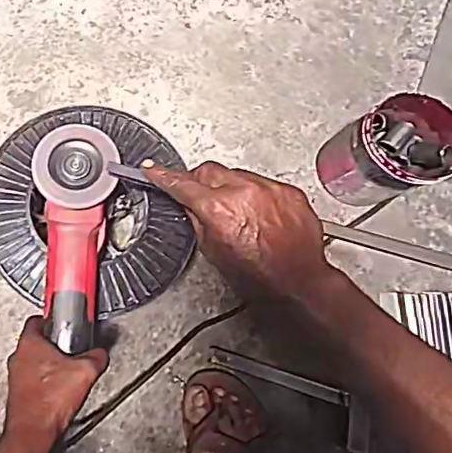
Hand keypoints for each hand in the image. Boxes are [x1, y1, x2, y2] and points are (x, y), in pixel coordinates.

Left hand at [0, 317, 108, 452]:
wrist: (33, 433)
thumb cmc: (48, 402)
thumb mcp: (84, 372)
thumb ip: (95, 357)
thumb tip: (100, 354)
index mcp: (29, 343)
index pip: (36, 320)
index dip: (52, 319)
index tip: (63, 322)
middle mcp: (18, 357)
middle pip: (36, 341)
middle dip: (53, 344)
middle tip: (69, 348)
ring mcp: (15, 376)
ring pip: (33, 360)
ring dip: (48, 364)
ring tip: (66, 371)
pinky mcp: (18, 392)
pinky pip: (31, 378)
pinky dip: (44, 380)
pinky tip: (58, 390)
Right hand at [143, 161, 336, 299]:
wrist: (298, 282)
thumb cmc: (259, 277)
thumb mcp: (214, 251)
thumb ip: (197, 221)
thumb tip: (189, 204)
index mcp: (219, 208)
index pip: (183, 184)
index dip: (163, 176)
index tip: (153, 170)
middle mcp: (244, 192)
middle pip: (209, 171)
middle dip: (200, 181)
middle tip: (200, 198)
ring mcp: (269, 189)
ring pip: (238, 174)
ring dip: (231, 188)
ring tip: (239, 215)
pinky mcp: (288, 192)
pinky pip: (264, 184)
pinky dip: (257, 195)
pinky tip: (260, 216)